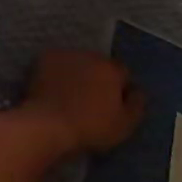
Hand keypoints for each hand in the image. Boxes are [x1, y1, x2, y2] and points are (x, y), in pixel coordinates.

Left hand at [25, 49, 145, 153]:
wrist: (49, 122)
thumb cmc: (91, 127)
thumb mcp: (124, 125)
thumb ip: (136, 105)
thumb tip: (138, 92)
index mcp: (110, 69)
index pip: (122, 73)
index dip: (119, 88)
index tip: (113, 104)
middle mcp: (89, 55)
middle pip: (99, 64)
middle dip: (98, 77)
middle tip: (91, 99)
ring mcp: (65, 54)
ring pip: (77, 62)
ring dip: (77, 72)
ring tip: (70, 94)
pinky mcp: (44, 58)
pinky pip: (56, 63)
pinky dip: (57, 72)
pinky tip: (54, 89)